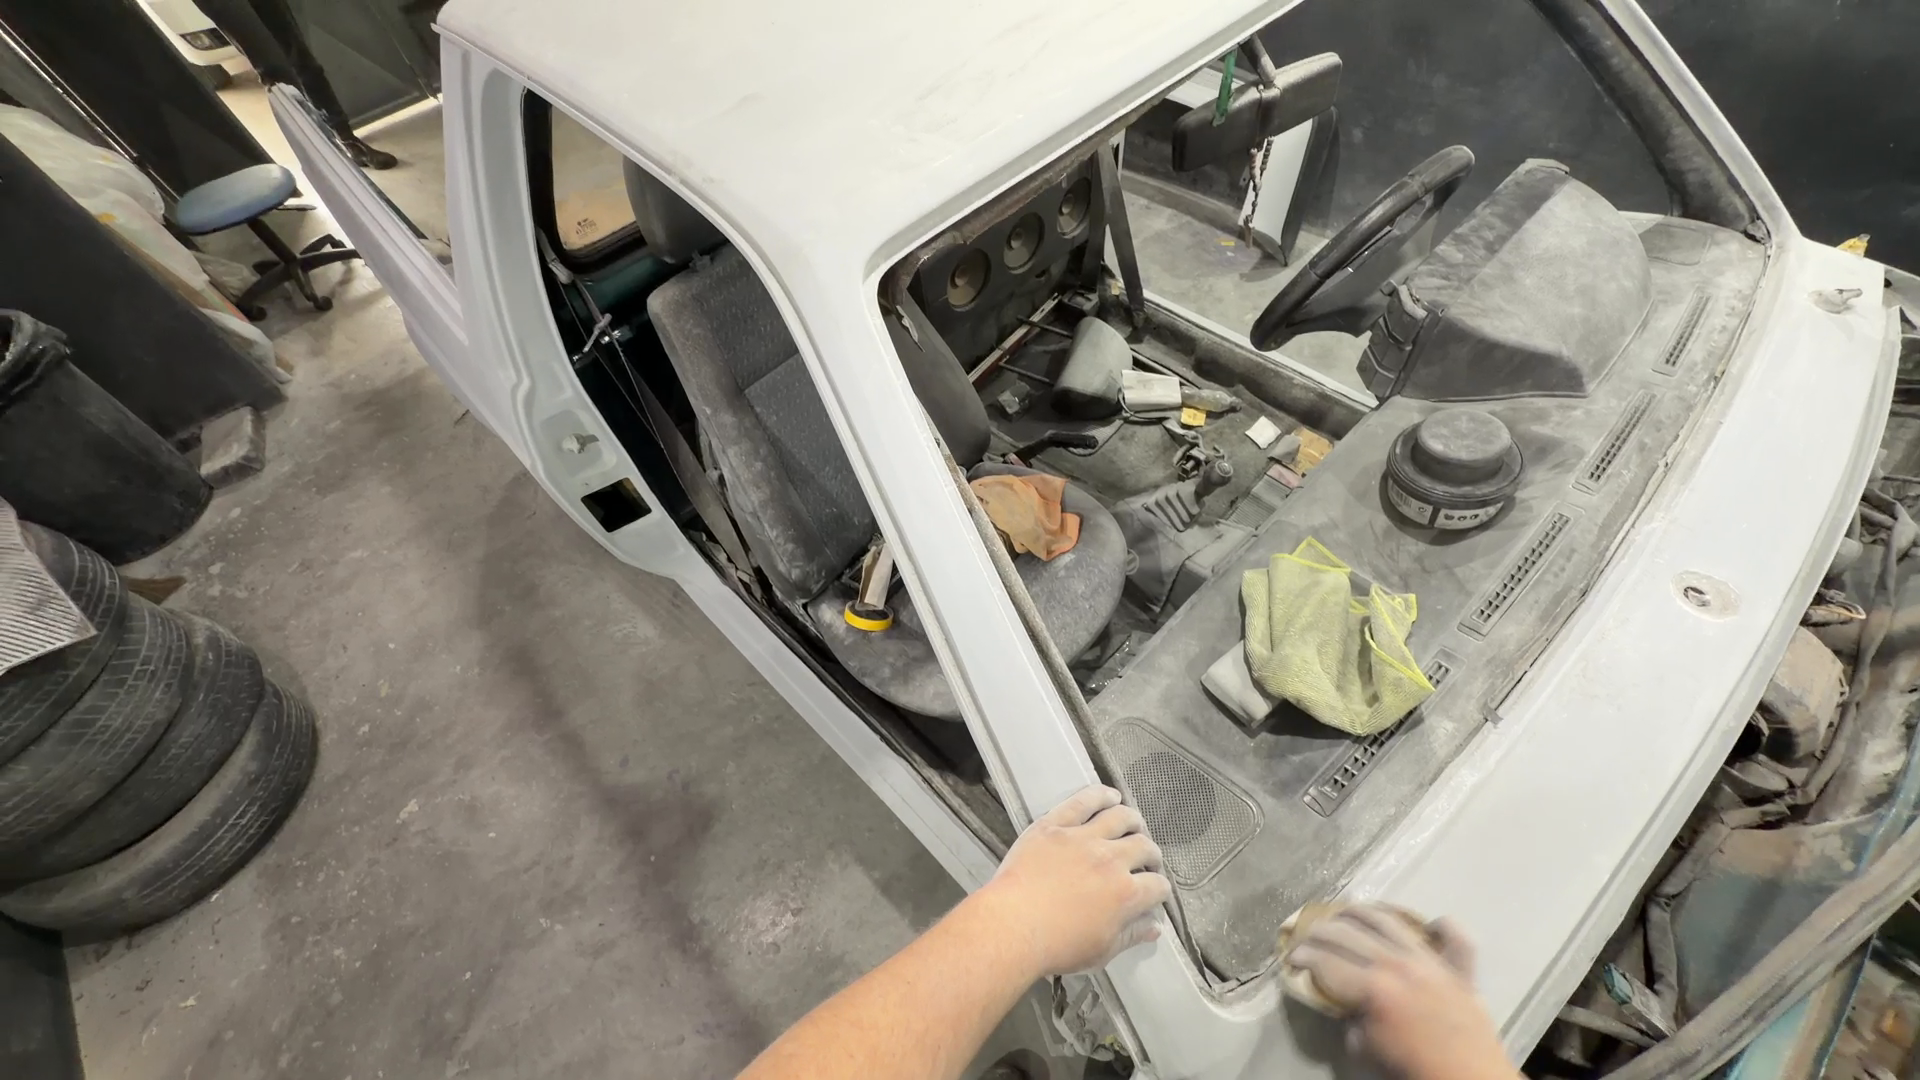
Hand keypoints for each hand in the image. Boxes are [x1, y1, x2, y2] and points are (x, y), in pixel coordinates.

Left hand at [968, 785, 1172, 976]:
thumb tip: (1155, 927)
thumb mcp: (1102, 950)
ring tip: (1134, 823)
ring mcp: (1083, 837)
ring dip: (1132, 819)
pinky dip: (1100, 794)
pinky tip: (1109, 795)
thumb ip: (1132, 935)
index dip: (1160, 889)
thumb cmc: (1058, 945)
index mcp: (1126, 894)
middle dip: (1151, 853)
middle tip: (1147, 858)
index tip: (1154, 891)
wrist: (1014, 924)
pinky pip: (1083, 801)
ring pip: (1119, 817)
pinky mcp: (1056, 824)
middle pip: (1143, 846)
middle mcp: (1111, 859)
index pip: (1156, 885)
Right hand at [1286, 904, 1516, 1079]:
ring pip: (1387, 921)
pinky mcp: (1460, 973)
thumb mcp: (1366, 1053)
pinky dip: (1442, 927)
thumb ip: (1348, 1019)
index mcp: (1373, 988)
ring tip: (1343, 915)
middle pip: (1346, 933)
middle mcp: (1397, 964)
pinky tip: (1429, 924)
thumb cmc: (1416, 1074)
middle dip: (1318, 932)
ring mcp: (1430, 963)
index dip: (1301, 956)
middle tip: (1306, 938)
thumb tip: (1343, 1002)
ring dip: (1359, 913)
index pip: (1324, 960)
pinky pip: (1455, 939)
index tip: (1290, 958)